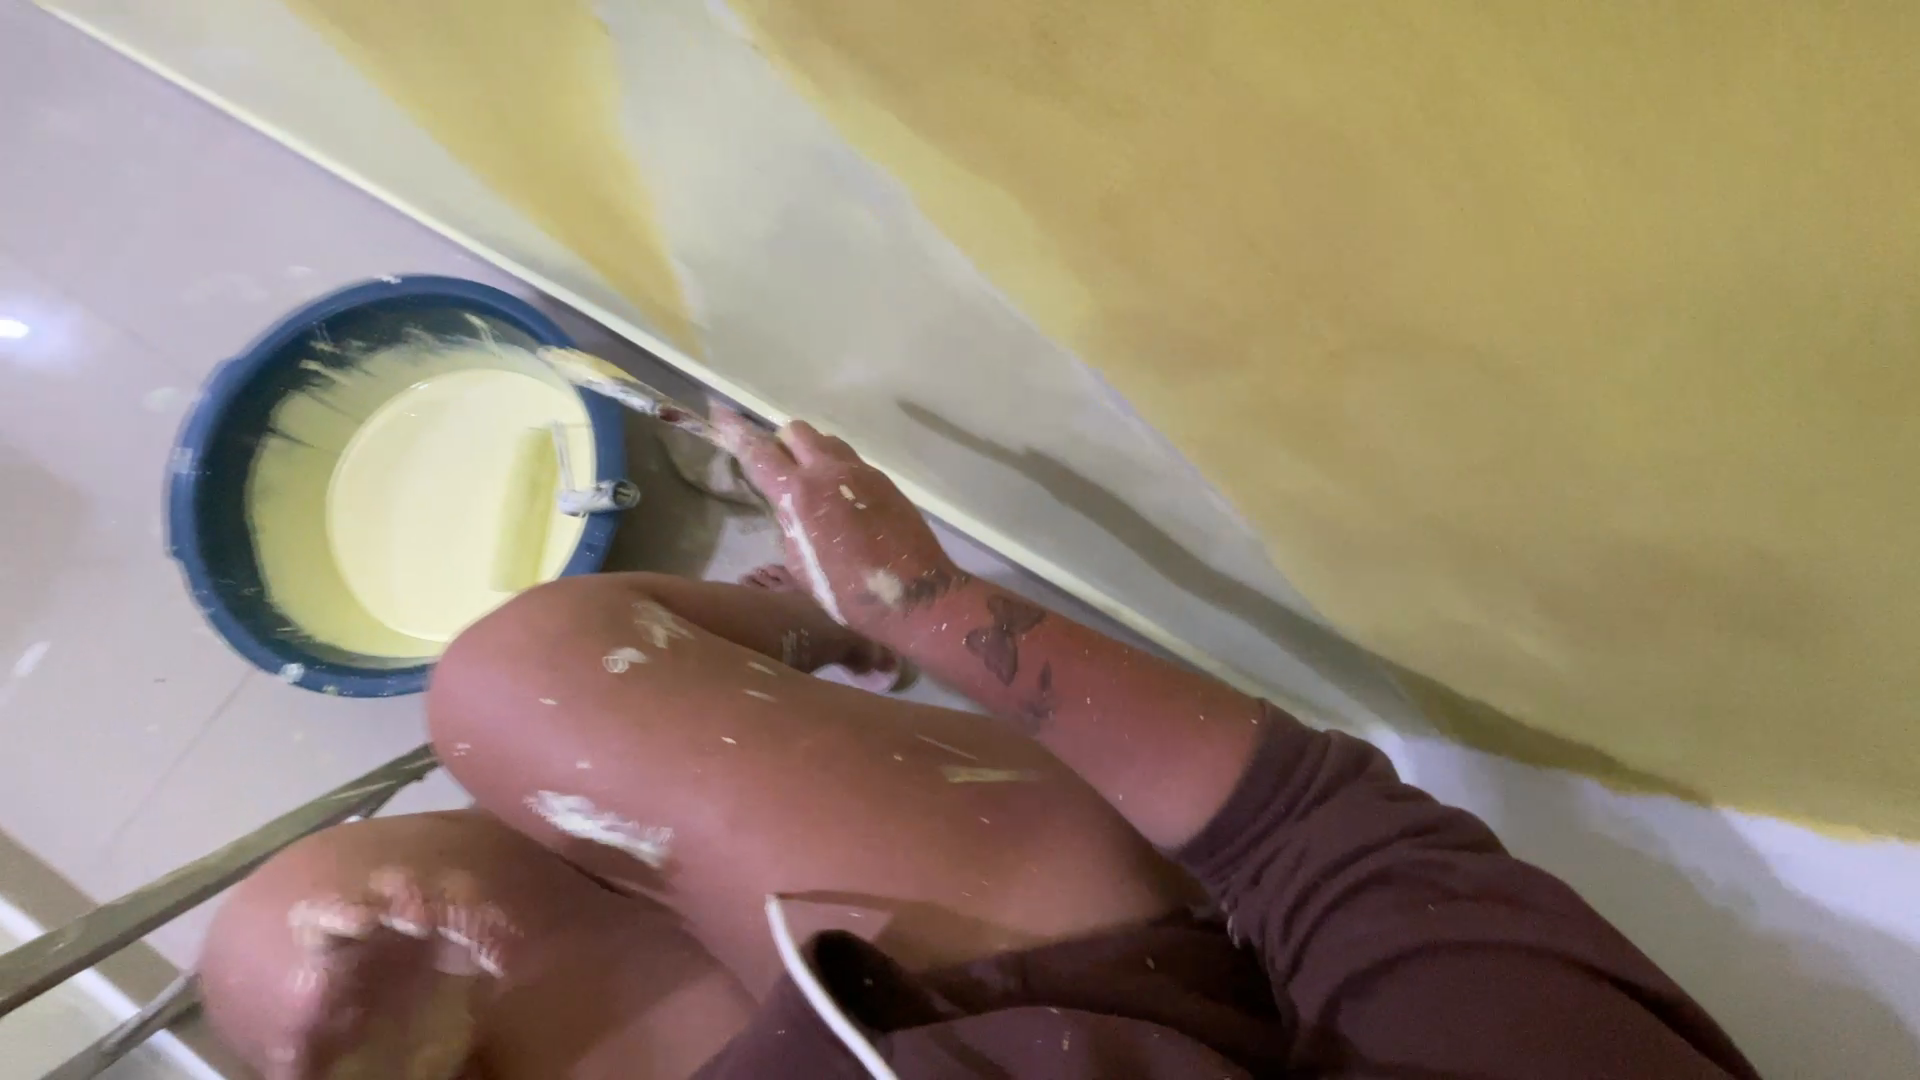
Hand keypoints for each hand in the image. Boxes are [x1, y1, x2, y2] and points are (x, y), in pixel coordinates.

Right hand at [711, 407, 965, 632]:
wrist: (917, 595)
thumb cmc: (849, 593)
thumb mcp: (801, 567)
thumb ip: (788, 526)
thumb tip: (789, 508)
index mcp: (799, 495)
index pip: (758, 452)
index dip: (735, 432)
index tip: (720, 413)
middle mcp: (830, 472)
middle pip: (796, 432)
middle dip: (781, 443)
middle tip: (778, 469)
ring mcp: (863, 472)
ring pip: (827, 442)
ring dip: (812, 453)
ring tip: (811, 484)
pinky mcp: (886, 481)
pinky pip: (852, 461)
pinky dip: (838, 469)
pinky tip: (841, 499)